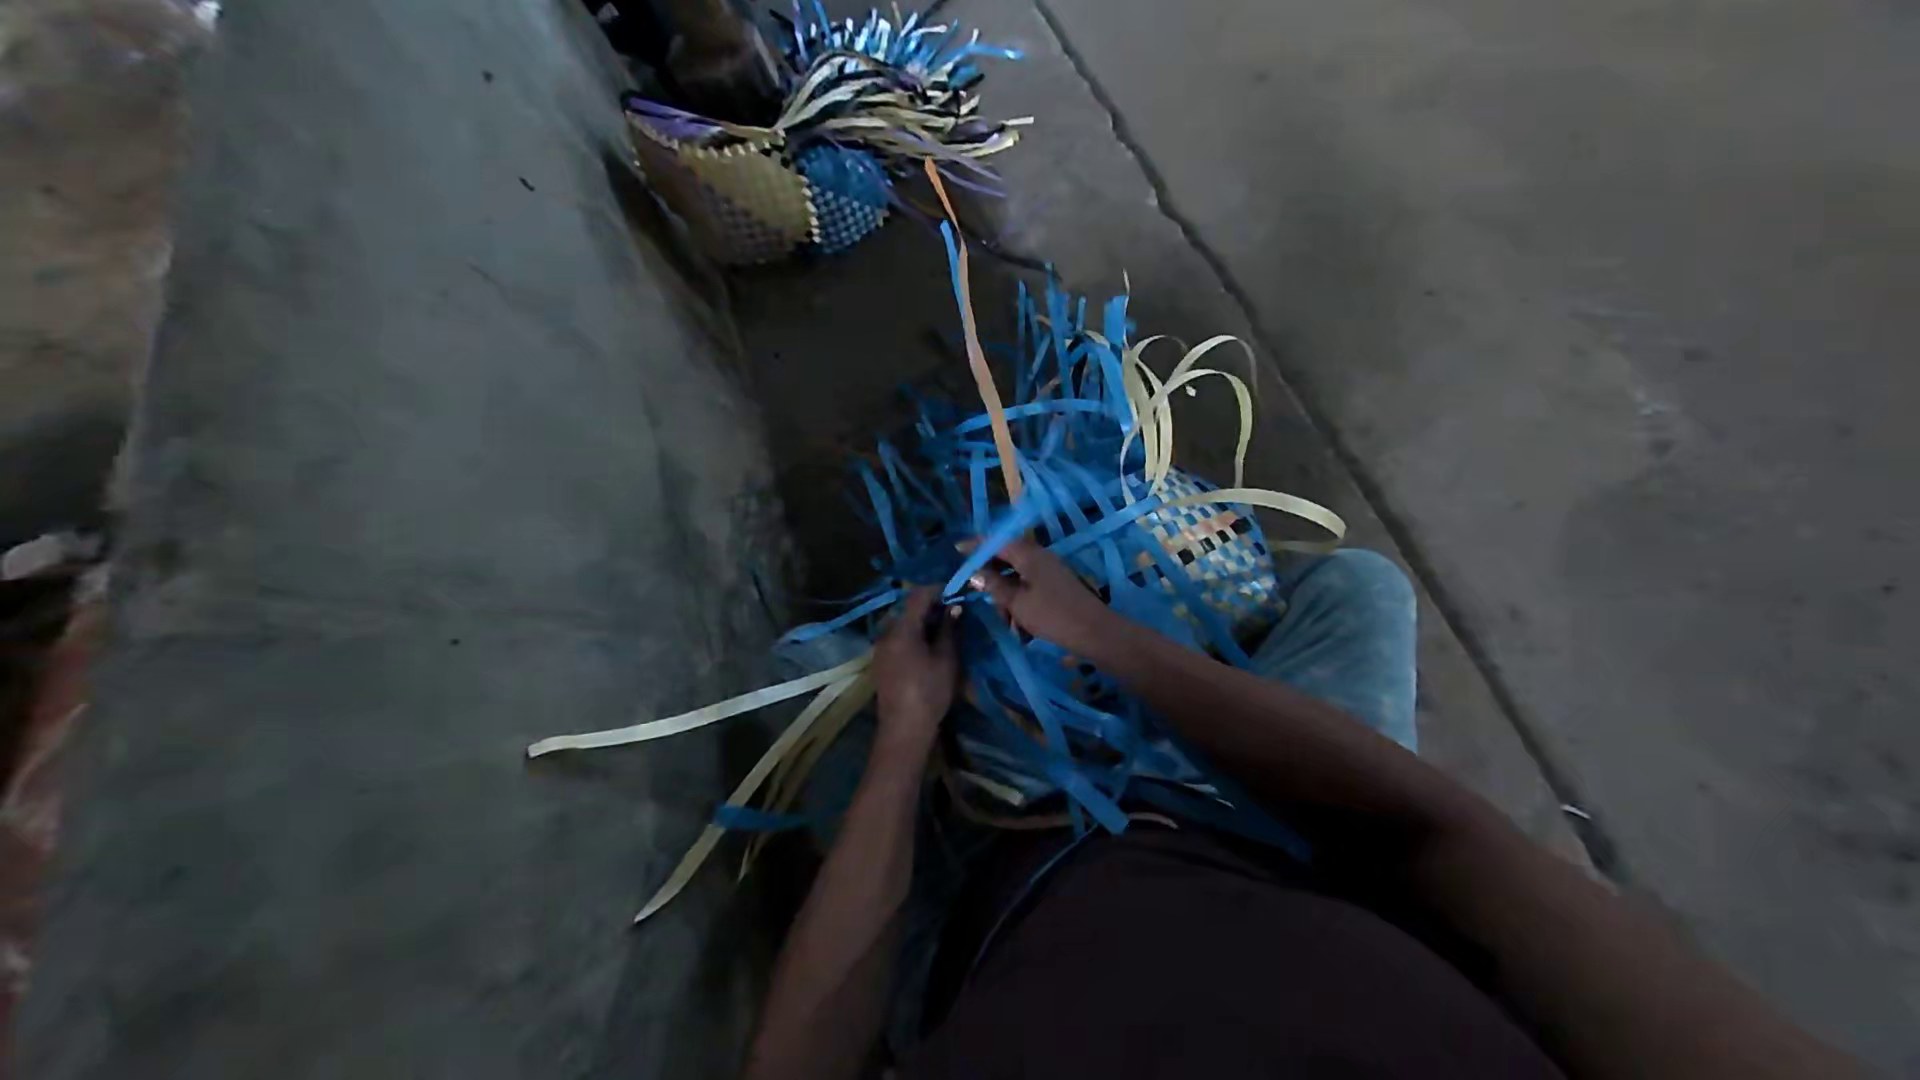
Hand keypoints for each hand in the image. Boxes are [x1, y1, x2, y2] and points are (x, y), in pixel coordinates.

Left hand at [871, 586, 959, 755]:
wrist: (903, 728)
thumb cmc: (929, 692)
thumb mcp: (946, 658)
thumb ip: (949, 629)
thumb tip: (954, 607)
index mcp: (902, 628)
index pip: (918, 595)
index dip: (938, 589)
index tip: (957, 593)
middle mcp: (886, 633)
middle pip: (908, 608)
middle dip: (931, 605)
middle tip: (954, 611)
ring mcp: (880, 647)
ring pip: (902, 622)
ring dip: (922, 620)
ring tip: (944, 629)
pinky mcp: (881, 661)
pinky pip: (897, 637)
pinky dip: (913, 633)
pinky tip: (928, 645)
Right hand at [963, 536, 1117, 654]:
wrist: (1094, 632)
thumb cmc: (1052, 615)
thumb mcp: (1016, 602)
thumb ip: (994, 585)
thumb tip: (974, 572)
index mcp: (1029, 554)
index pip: (997, 541)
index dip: (977, 545)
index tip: (958, 550)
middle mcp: (1040, 556)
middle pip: (1007, 558)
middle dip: (992, 579)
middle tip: (983, 599)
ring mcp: (1050, 571)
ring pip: (1018, 577)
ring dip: (1007, 596)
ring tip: (1007, 622)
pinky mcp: (1056, 586)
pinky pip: (1030, 588)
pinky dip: (1021, 602)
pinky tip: (1020, 625)